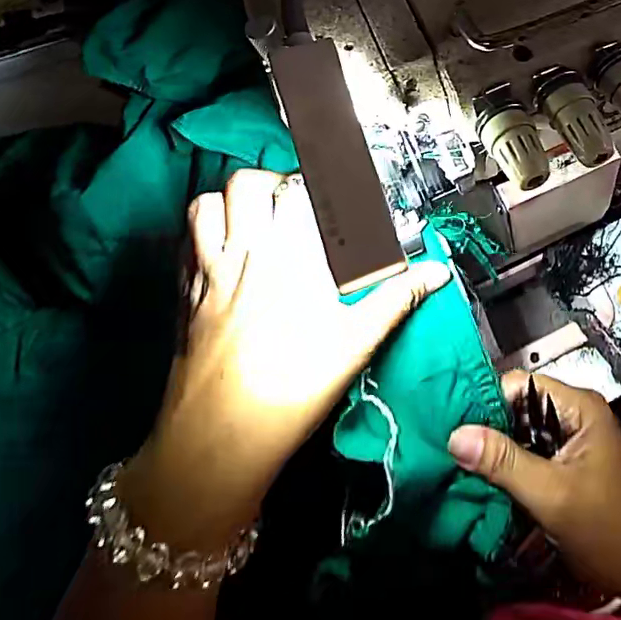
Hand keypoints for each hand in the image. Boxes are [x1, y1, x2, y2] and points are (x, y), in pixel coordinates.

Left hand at [123, 168, 449, 546]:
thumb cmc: (292, 387)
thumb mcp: (356, 341)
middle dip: (277, 180)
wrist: (216, 441)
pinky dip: (205, 230)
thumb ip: (397, 297)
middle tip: (300, 200)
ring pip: (207, 204)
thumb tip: (436, 273)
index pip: (309, 193)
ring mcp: (208, 273)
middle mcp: (244, 253)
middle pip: (250, 183)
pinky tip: (225, 248)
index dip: (331, 178)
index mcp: (290, 257)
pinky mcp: (184, 296)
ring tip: (259, 215)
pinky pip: (185, 243)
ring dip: (234, 199)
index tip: (348, 178)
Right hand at [447, 372, 620, 592]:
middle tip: (451, 447)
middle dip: (487, 427)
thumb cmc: (606, 527)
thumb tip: (456, 435)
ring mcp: (570, 439)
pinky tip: (483, 480)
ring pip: (521, 432)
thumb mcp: (551, 493)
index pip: (521, 385)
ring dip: (495, 449)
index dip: (488, 402)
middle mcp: (574, 414)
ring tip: (460, 463)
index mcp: (578, 406)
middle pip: (519, 407)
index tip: (454, 425)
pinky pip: (528, 452)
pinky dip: (508, 465)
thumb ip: (505, 462)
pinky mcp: (565, 463)